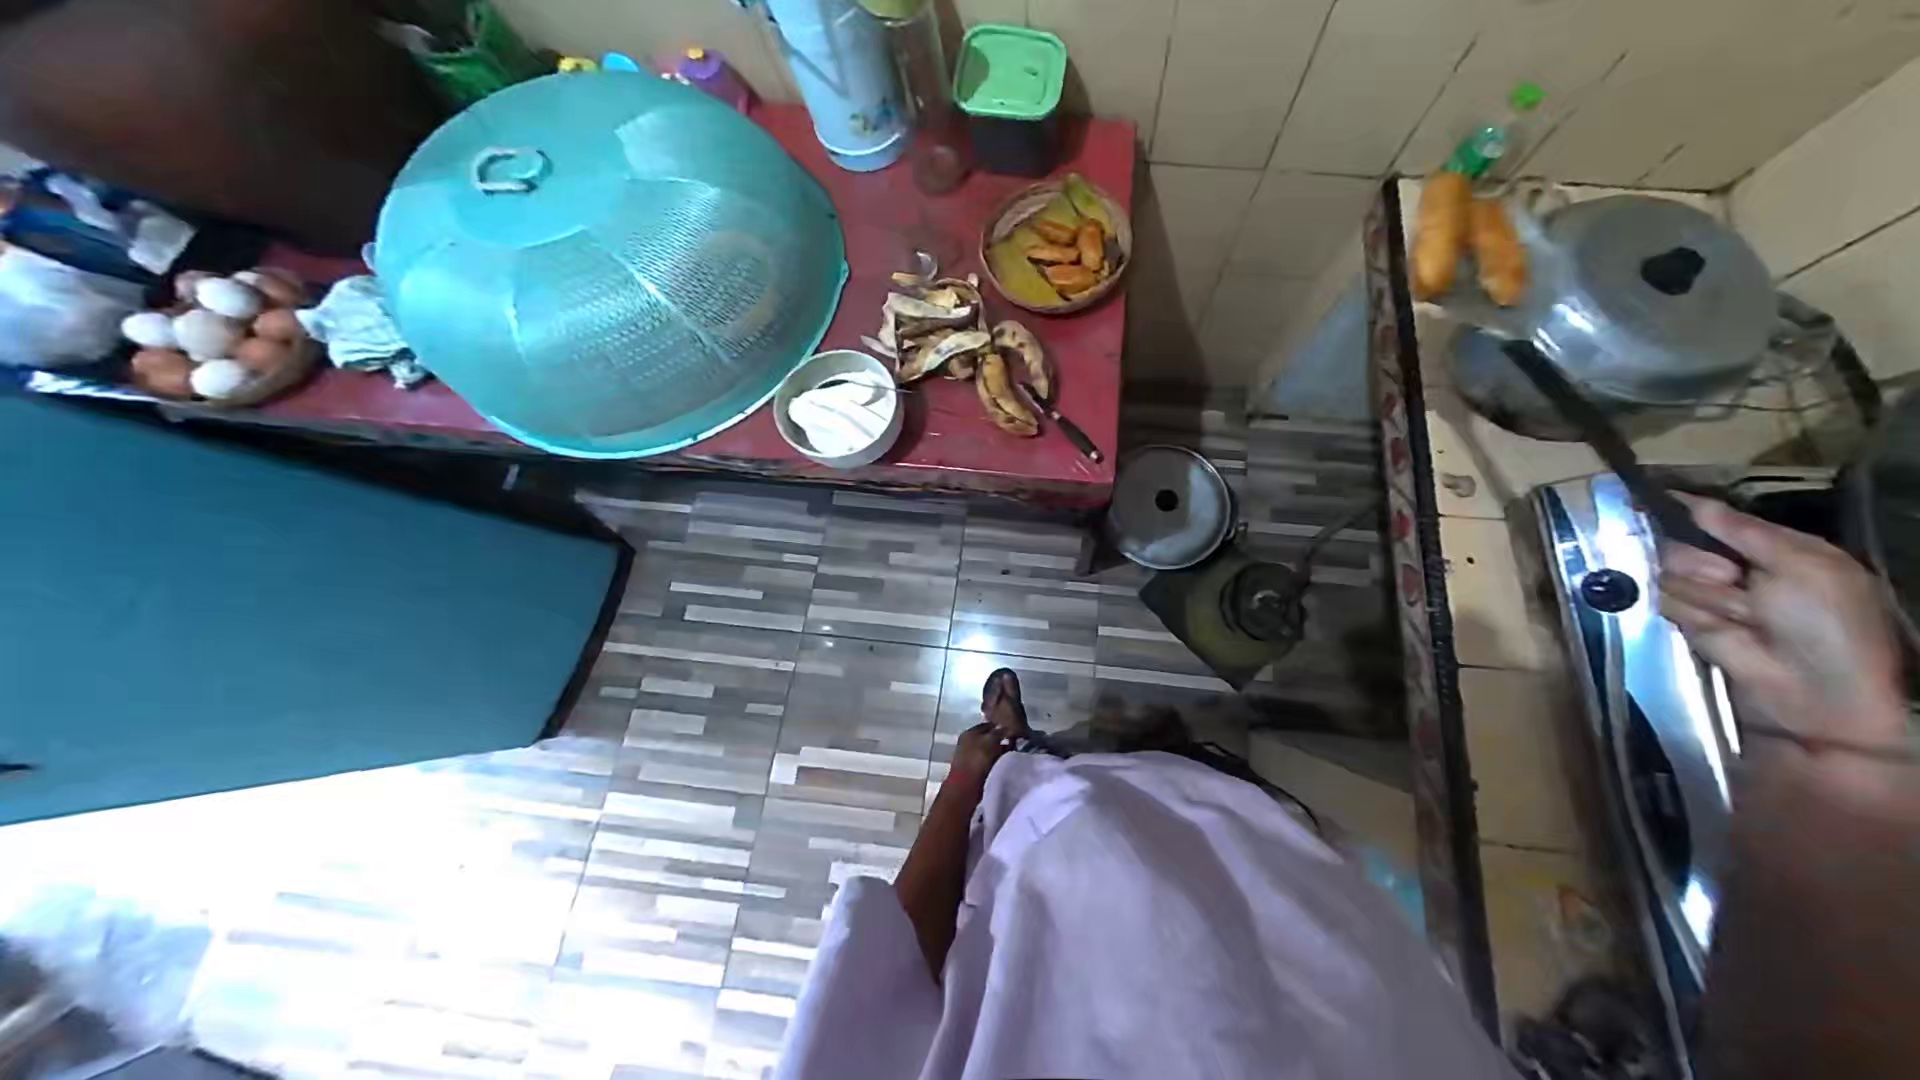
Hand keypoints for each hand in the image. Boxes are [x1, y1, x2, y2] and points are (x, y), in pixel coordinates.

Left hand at [945, 722, 1008, 794]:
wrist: (967, 786)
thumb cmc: (978, 759)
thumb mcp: (991, 740)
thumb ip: (998, 732)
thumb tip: (1005, 727)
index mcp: (969, 732)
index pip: (987, 725)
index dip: (999, 726)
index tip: (1013, 729)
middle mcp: (968, 742)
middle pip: (988, 737)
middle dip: (1001, 739)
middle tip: (1016, 742)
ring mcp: (970, 756)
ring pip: (989, 749)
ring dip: (999, 751)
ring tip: (1013, 753)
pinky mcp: (974, 769)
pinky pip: (988, 760)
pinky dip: (996, 760)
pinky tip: (1005, 762)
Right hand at [1658, 496, 1908, 751]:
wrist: (1814, 687)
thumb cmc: (1826, 622)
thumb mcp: (1803, 565)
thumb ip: (1745, 530)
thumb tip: (1693, 501)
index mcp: (1769, 547)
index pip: (1711, 517)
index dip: (1682, 510)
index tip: (1646, 499)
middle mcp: (1731, 566)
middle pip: (1676, 544)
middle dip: (1696, 561)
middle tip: (1730, 579)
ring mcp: (1703, 594)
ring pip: (1665, 573)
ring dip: (1699, 592)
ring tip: (1737, 615)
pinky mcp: (1681, 619)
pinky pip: (1660, 601)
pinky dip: (1687, 611)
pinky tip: (1716, 626)